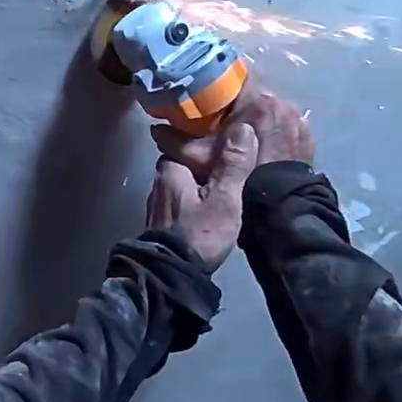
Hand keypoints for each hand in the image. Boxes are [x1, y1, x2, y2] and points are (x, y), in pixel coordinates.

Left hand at [146, 122, 258, 269]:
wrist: (174, 273)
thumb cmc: (199, 232)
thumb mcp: (224, 197)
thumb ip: (233, 164)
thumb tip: (243, 128)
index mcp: (170, 169)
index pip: (187, 142)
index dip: (208, 139)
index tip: (229, 139)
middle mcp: (159, 181)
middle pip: (186, 162)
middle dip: (206, 162)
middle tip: (235, 162)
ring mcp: (158, 202)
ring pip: (184, 181)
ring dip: (201, 181)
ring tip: (229, 182)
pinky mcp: (162, 220)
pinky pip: (182, 198)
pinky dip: (195, 197)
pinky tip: (212, 204)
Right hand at [150, 86, 314, 182]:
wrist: (280, 206)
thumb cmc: (237, 176)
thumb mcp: (198, 159)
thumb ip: (175, 142)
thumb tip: (156, 129)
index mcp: (256, 101)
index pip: (236, 77)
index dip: (219, 84)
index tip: (207, 96)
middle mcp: (280, 103)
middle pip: (253, 94)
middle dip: (237, 104)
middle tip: (219, 118)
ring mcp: (297, 120)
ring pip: (270, 110)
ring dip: (256, 117)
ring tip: (239, 133)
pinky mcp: (306, 137)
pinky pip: (284, 125)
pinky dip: (272, 130)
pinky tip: (261, 145)